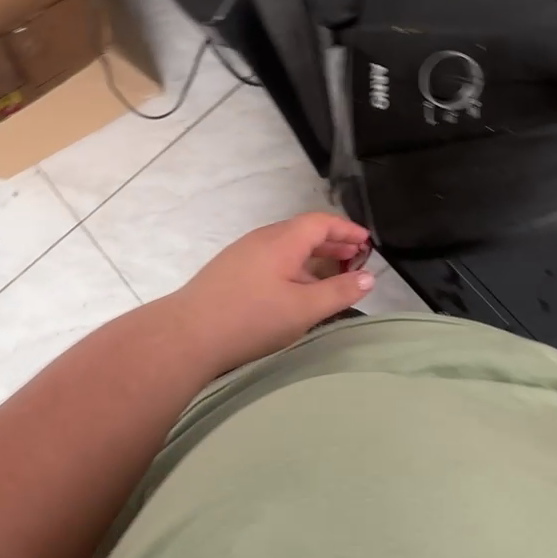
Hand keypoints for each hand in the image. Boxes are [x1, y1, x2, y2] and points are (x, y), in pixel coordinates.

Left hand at [165, 213, 375, 372]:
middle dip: (332, 243)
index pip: (321, 222)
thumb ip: (339, 292)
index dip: (347, 230)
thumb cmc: (251, 318)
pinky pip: (271, 258)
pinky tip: (294, 290)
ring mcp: (243, 254)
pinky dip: (293, 265)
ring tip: (330, 274)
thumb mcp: (304, 308)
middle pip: (303, 231)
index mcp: (283, 240)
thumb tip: (369, 277)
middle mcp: (262, 239)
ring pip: (285, 246)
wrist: (187, 334)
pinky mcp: (230, 271)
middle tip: (355, 258)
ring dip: (312, 256)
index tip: (367, 241)